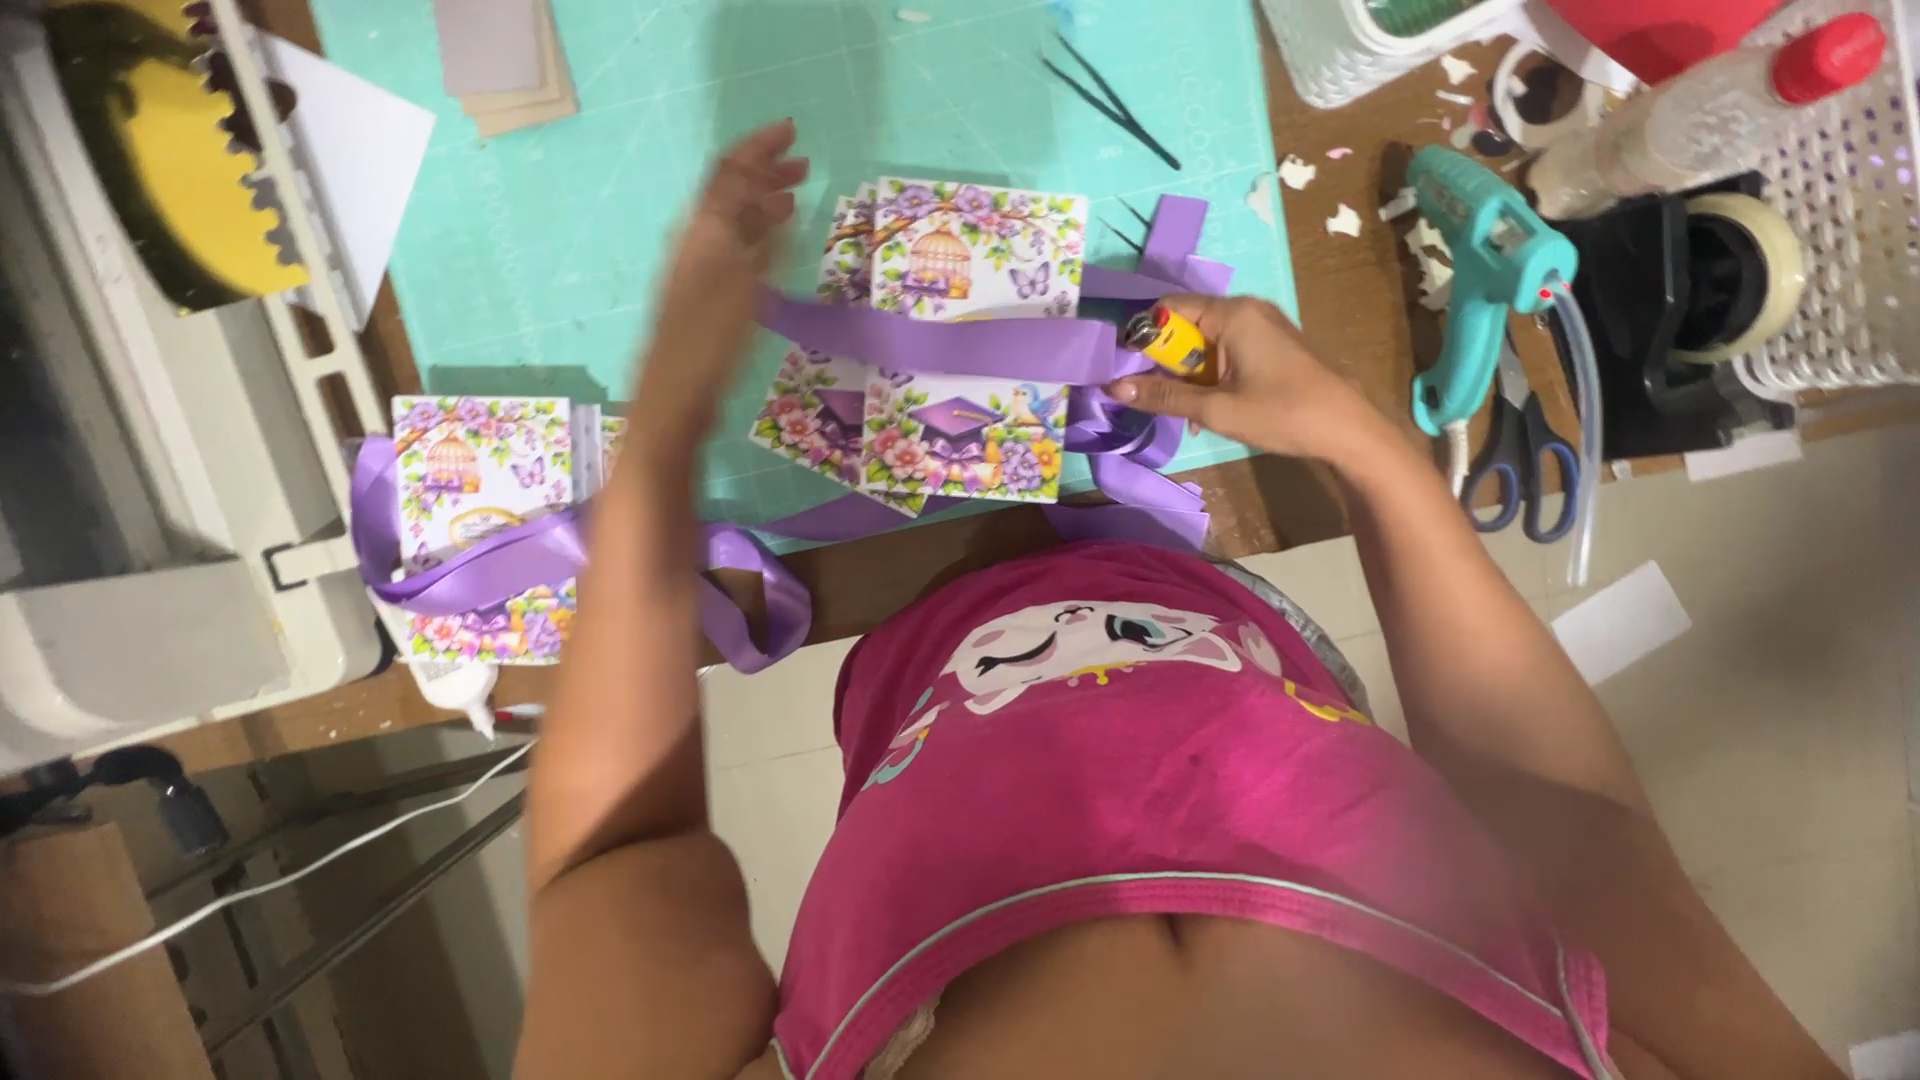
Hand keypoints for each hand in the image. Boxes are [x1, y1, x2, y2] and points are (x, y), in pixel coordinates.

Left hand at [635, 119, 808, 437]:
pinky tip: (773, 246)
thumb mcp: (740, 286)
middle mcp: (698, 241)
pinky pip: (737, 249)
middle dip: (766, 172)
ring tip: (795, 197)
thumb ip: (757, 240)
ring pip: (735, 221)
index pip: (731, 172)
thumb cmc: (708, 344)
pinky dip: (759, 237)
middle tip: (803, 164)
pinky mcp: (707, 295)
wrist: (673, 395)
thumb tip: (777, 202)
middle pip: (732, 193)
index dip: (760, 148)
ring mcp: (701, 269)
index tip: (791, 131)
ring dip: (764, 204)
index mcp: (704, 231)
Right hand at [1105, 294, 1381, 464]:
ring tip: (1189, 410)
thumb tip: (1113, 387)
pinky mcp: (1272, 343)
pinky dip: (1211, 374)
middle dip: (1166, 360)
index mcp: (1233, 313)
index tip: (1129, 371)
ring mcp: (1262, 325)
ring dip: (1188, 373)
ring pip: (1205, 340)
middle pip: (1186, 323)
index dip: (1143, 336)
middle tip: (1160, 398)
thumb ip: (1163, 396)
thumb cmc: (1282, 414)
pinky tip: (1213, 406)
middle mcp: (1247, 309)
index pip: (1168, 307)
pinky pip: (1226, 349)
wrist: (1349, 429)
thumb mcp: (1216, 410)